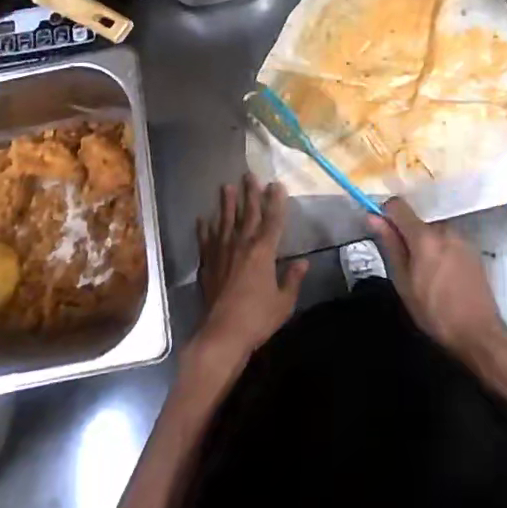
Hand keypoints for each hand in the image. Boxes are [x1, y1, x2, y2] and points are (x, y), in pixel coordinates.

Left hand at [195, 175, 307, 359]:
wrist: (223, 333)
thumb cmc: (258, 318)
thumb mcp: (284, 302)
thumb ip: (293, 280)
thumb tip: (303, 262)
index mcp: (263, 252)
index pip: (273, 221)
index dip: (276, 201)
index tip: (277, 184)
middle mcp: (241, 245)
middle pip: (248, 214)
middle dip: (250, 193)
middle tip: (249, 174)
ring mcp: (222, 252)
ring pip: (225, 221)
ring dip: (226, 203)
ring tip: (226, 186)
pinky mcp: (207, 263)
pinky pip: (206, 240)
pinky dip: (204, 229)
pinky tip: (203, 219)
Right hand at [368, 198, 506, 360]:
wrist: (479, 333)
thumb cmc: (434, 311)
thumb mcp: (403, 281)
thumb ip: (389, 244)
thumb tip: (372, 217)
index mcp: (424, 236)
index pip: (397, 205)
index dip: (385, 214)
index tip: (383, 233)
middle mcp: (445, 229)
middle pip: (416, 220)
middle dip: (406, 235)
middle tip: (405, 265)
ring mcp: (462, 239)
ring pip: (432, 231)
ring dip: (424, 244)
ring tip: (425, 275)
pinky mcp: (473, 250)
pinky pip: (447, 241)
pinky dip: (439, 251)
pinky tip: (443, 277)